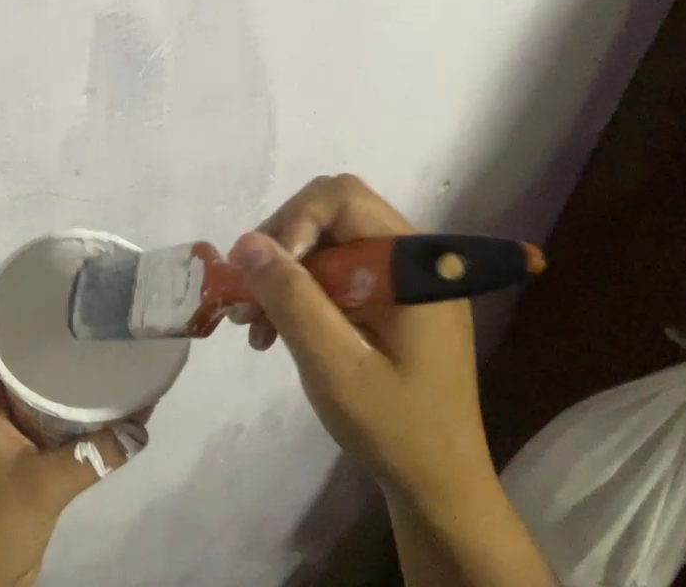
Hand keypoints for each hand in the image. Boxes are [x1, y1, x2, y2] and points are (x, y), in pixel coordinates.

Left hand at [0, 319, 148, 586]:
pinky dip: (71, 406)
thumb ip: (92, 456)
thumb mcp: (44, 485)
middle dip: (37, 331)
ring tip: (95, 342)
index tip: (29, 281)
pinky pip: (47, 417)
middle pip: (8, 356)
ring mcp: (7, 432)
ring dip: (56, 369)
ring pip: (30, 386)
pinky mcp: (26, 455)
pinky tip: (103, 401)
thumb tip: (141, 426)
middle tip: (77, 306)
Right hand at [228, 175, 493, 515]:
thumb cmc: (393, 426)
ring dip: (282, 271)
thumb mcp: (334, 363)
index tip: (265, 271)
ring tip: (251, 321)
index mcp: (415, 265)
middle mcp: (413, 259)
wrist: (439, 487)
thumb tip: (246, 242)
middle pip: (329, 213)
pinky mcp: (388, 300)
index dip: (295, 221)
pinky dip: (297, 290)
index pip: (344, 198)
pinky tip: (271, 328)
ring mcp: (401, 279)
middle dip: (280, 246)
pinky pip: (332, 270)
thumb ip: (292, 298)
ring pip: (324, 240)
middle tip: (247, 293)